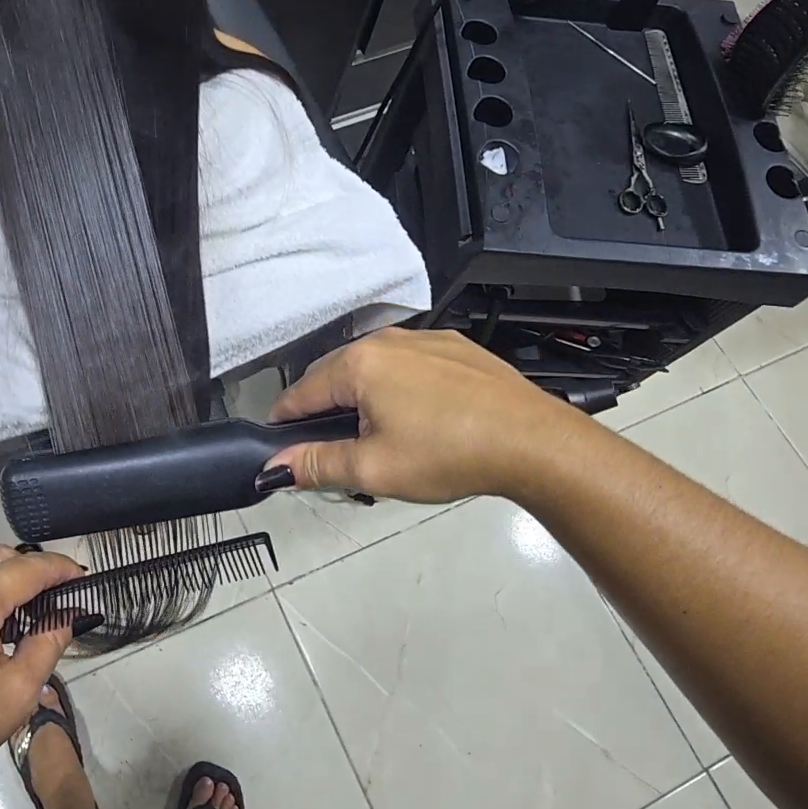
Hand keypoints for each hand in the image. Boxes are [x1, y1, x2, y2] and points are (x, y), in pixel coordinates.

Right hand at [265, 328, 589, 503]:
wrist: (533, 442)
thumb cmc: (448, 454)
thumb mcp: (373, 469)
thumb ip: (316, 464)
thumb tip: (274, 468)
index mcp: (358, 364)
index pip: (300, 393)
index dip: (284, 423)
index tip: (282, 449)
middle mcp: (386, 339)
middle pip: (334, 376)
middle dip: (325, 411)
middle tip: (335, 452)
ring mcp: (424, 338)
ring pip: (372, 368)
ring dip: (363, 398)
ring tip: (380, 438)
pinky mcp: (455, 347)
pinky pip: (408, 364)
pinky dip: (399, 387)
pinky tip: (419, 418)